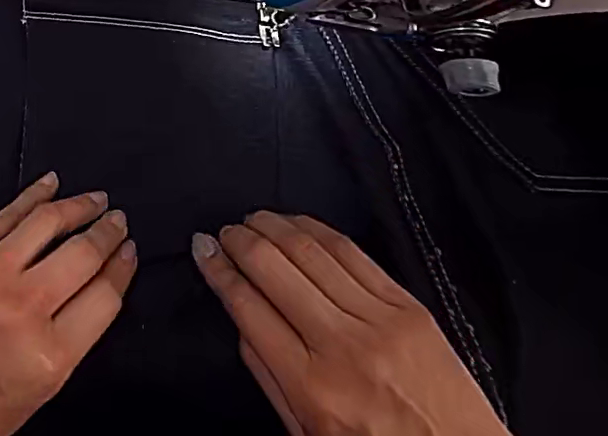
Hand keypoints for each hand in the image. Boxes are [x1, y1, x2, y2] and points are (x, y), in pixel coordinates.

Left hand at [0, 173, 135, 435]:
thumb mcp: (22, 404)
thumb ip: (61, 350)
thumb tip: (90, 302)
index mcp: (47, 359)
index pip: (107, 296)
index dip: (124, 268)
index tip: (129, 253)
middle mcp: (25, 311)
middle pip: (87, 253)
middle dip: (110, 232)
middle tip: (118, 221)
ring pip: (54, 221)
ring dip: (81, 205)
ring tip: (95, 200)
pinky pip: (12, 211)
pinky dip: (37, 193)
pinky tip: (51, 185)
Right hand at [192, 212, 508, 435]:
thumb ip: (269, 377)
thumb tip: (241, 314)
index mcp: (312, 389)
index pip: (248, 308)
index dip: (218, 270)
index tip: (202, 248)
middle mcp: (342, 346)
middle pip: (274, 268)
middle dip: (240, 240)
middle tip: (225, 230)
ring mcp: (378, 319)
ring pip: (310, 251)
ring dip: (274, 225)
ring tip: (253, 218)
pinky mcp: (406, 303)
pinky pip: (351, 251)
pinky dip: (316, 228)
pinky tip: (296, 221)